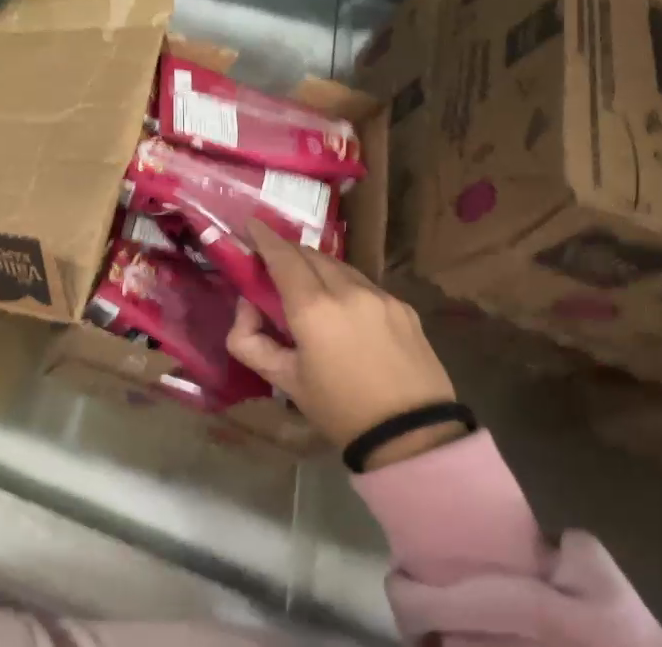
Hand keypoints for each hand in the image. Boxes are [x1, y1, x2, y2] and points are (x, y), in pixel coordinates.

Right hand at [225, 220, 464, 470]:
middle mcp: (347, 291)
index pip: (282, 256)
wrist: (414, 436)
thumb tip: (247, 308)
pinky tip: (342, 308)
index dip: (264, 237)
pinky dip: (344, 285)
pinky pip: (364, 285)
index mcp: (312, 308)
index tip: (251, 224)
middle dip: (288, 252)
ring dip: (317, 267)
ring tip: (306, 284)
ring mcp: (380, 298)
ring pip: (339, 266)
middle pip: (310, 255)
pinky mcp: (404, 309)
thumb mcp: (283, 379)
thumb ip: (249, 339)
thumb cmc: (339, 409)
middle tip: (272, 261)